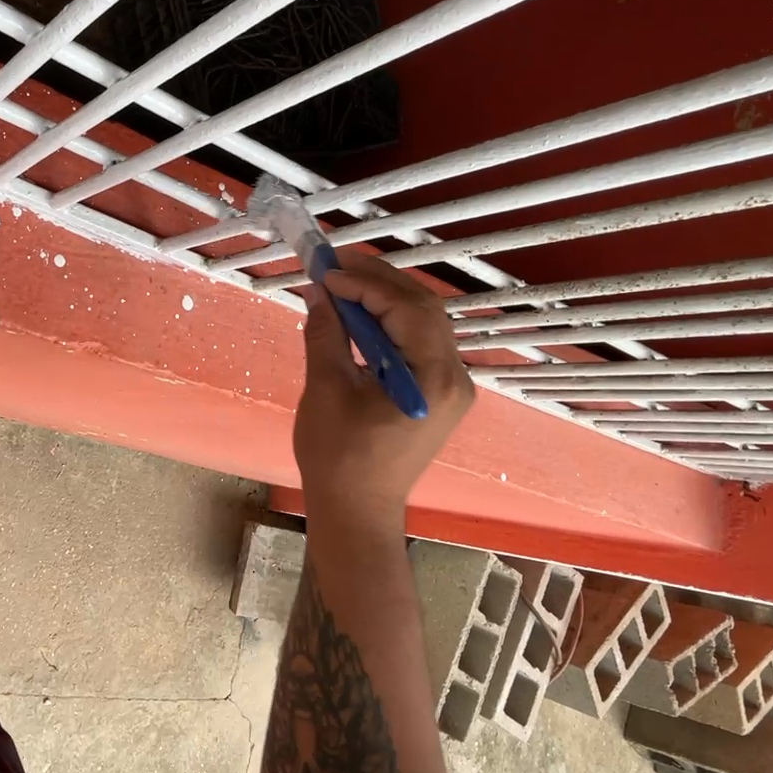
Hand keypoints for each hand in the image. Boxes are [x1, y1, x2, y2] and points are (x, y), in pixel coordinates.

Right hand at [294, 251, 473, 511]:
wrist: (358, 510)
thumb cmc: (338, 457)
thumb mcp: (325, 391)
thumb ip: (326, 335)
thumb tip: (319, 291)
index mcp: (432, 380)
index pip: (407, 310)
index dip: (365, 284)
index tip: (326, 272)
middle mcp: (454, 378)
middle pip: (424, 308)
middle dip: (378, 281)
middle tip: (336, 263)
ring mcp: (451, 386)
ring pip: (424, 321)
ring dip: (385, 297)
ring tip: (344, 281)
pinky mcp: (438, 393)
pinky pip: (420, 342)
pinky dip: (390, 321)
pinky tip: (360, 314)